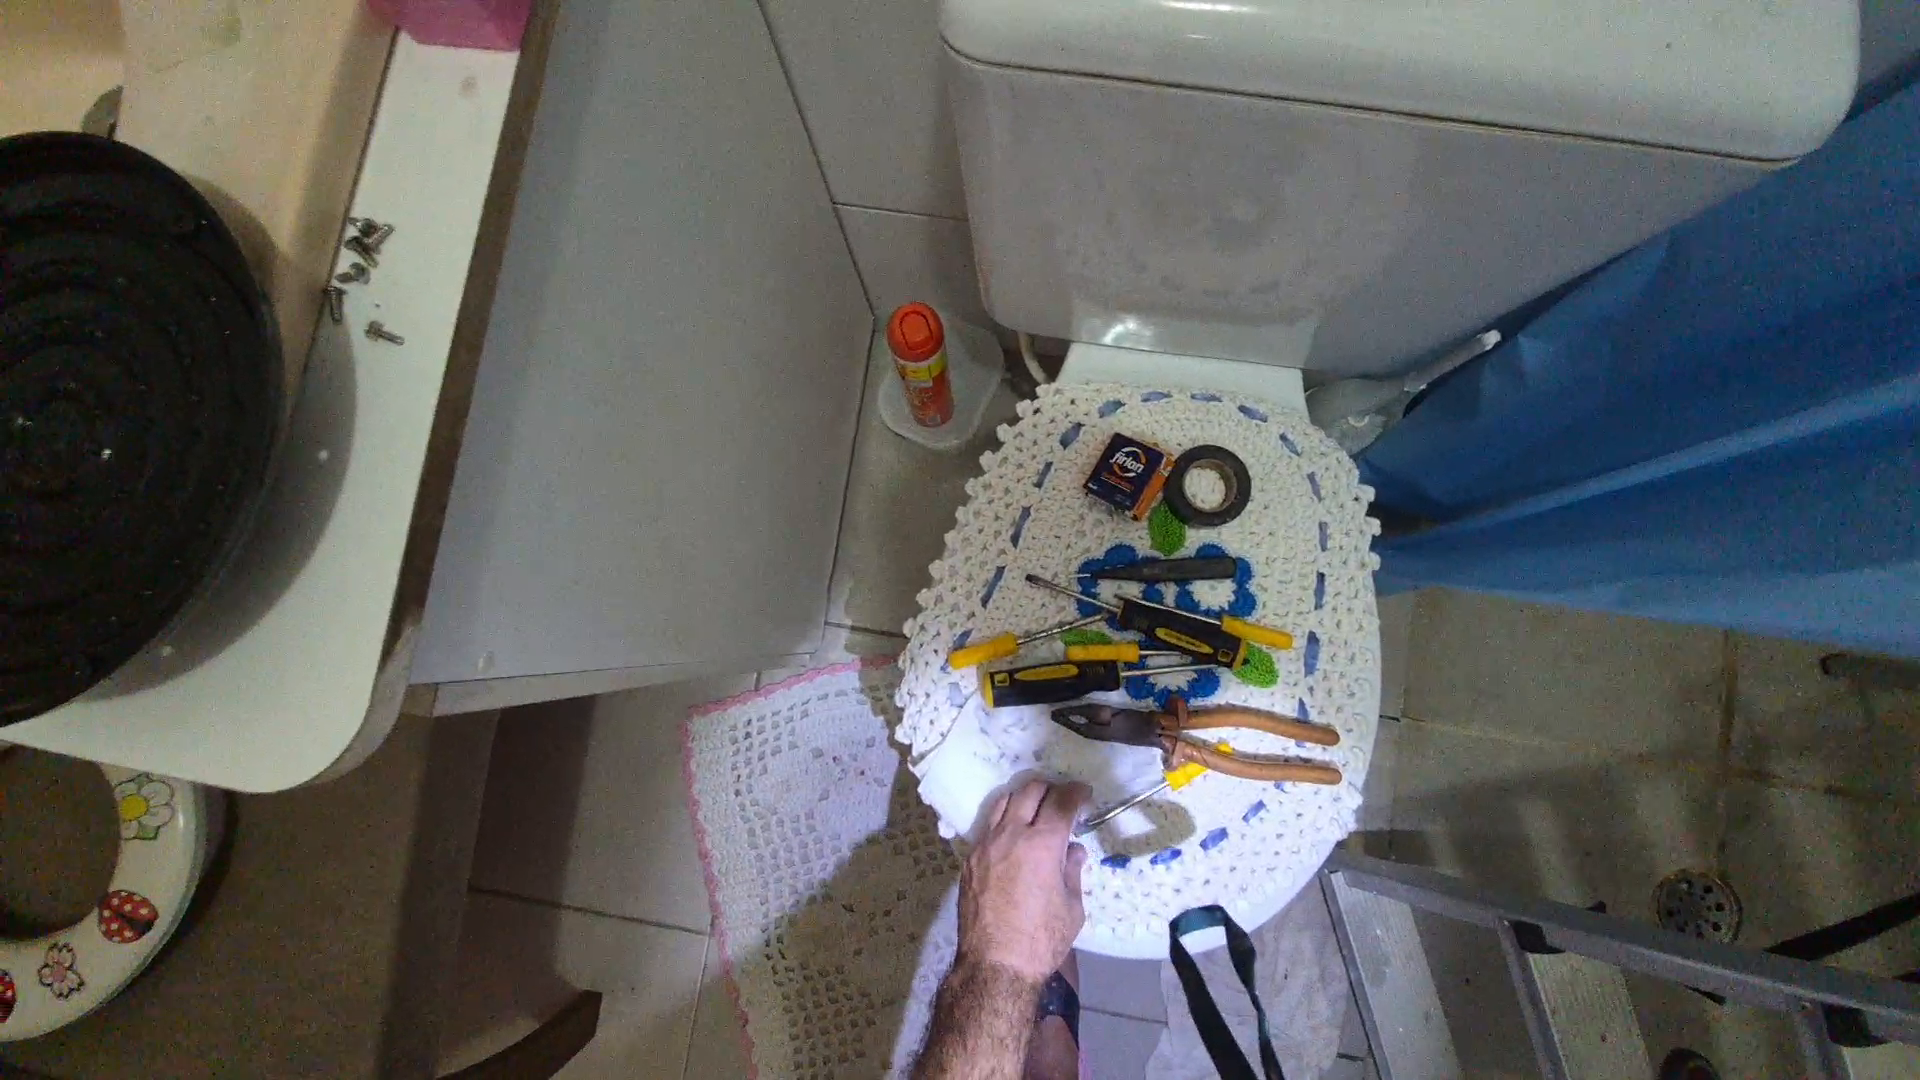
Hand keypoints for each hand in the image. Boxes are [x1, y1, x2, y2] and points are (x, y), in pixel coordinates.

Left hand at [956, 778, 1091, 983]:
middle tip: (1060, 799)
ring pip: (1004, 801)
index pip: (1061, 802)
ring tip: (1035, 809)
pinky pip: (988, 826)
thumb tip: (1074, 850)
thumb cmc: (1042, 940)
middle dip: (1050, 788)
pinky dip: (1004, 821)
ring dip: (1023, 798)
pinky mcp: (970, 858)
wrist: (995, 964)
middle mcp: (1012, 834)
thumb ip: (1072, 871)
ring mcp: (986, 843)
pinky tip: (1012, 837)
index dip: (1076, 791)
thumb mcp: (1072, 908)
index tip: (1084, 792)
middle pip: (1030, 791)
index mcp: (1042, 844)